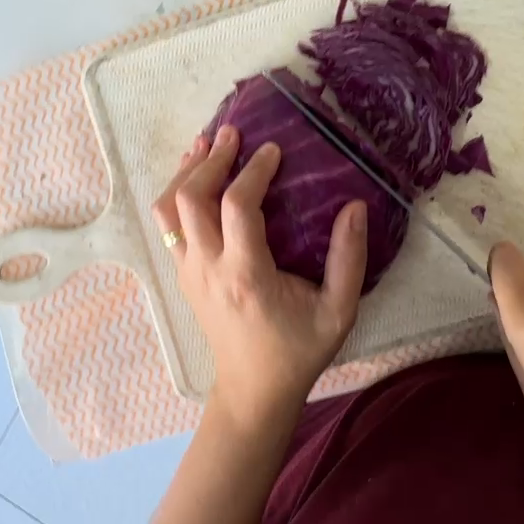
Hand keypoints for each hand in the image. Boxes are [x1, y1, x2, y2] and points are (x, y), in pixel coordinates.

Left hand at [152, 125, 367, 424]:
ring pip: (169, 208)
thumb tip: (355, 205)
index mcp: (246, 274)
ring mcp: (188, 270)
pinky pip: (167, 223)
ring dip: (185, 171)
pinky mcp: (182, 273)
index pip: (236, 206)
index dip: (252, 170)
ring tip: (206, 143)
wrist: (253, 391)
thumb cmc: (298, 350)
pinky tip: (195, 174)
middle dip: (210, 159)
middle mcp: (208, 268)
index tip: (272, 149)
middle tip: (232, 132)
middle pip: (190, 198)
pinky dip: (178, 191)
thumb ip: (349, 259)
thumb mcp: (338, 312)